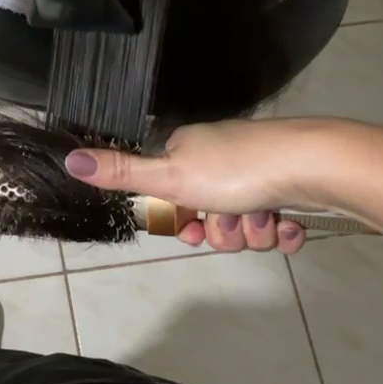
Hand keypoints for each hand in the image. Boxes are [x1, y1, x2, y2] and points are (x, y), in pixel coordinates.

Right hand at [64, 118, 358, 253]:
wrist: (314, 165)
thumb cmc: (236, 171)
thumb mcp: (170, 177)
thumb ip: (121, 172)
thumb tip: (68, 158)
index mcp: (190, 150)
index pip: (172, 195)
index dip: (181, 222)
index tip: (190, 230)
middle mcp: (222, 158)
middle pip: (209, 214)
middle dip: (223, 231)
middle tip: (234, 223)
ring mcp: (259, 171)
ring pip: (245, 223)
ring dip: (254, 232)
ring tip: (267, 220)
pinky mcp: (293, 186)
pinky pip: (279, 222)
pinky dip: (284, 231)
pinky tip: (291, 228)